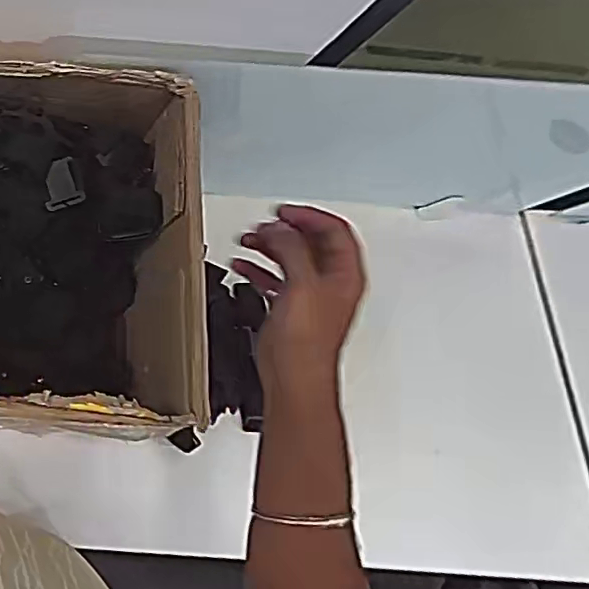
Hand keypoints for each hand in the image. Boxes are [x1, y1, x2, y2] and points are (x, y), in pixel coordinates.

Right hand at [231, 205, 365, 397]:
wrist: (294, 376)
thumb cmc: (307, 343)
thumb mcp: (302, 284)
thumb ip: (292, 249)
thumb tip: (280, 229)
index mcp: (344, 274)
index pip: (334, 230)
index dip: (309, 216)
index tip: (284, 212)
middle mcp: (329, 283)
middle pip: (311, 243)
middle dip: (286, 230)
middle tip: (265, 224)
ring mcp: (309, 296)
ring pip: (291, 259)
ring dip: (270, 246)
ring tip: (251, 239)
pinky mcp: (289, 309)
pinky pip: (274, 279)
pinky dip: (259, 269)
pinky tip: (244, 265)